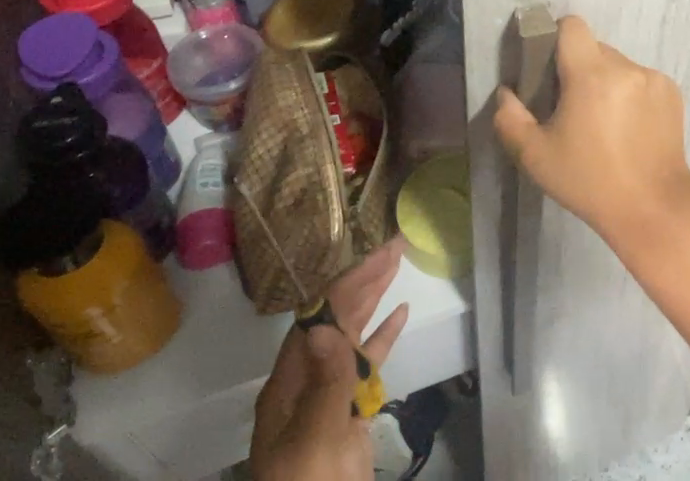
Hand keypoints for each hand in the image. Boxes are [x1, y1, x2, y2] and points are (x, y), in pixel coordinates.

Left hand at [250, 238, 410, 480]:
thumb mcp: (313, 443)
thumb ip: (324, 385)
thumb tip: (325, 327)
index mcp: (288, 386)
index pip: (318, 319)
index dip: (348, 283)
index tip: (380, 255)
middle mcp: (304, 383)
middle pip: (334, 320)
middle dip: (363, 280)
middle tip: (396, 246)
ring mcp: (325, 399)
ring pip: (351, 336)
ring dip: (373, 299)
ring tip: (397, 266)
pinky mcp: (347, 415)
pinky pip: (365, 365)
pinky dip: (383, 336)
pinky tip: (400, 315)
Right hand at [494, 15, 689, 238]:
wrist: (652, 206)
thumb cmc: (589, 181)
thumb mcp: (535, 156)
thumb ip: (510, 118)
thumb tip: (507, 93)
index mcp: (592, 74)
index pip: (572, 26)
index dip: (555, 37)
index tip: (547, 65)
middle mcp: (627, 67)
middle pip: (595, 49)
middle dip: (579, 69)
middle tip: (570, 107)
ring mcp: (654, 79)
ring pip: (619, 66)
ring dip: (606, 83)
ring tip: (601, 124)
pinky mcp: (673, 93)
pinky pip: (641, 81)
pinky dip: (630, 95)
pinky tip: (627, 129)